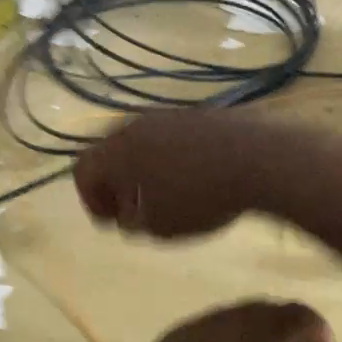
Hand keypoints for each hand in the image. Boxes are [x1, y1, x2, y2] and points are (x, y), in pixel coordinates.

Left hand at [59, 300, 334, 341]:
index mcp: (250, 340)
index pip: (296, 315)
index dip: (318, 332)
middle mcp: (219, 322)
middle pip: (266, 309)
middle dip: (290, 329)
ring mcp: (186, 330)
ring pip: (236, 315)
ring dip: (259, 333)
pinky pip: (210, 328)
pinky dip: (230, 339)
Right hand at [73, 110, 291, 237]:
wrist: (259, 159)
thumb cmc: (200, 198)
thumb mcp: (158, 225)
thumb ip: (132, 221)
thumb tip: (127, 214)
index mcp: (118, 149)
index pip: (82, 170)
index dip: (91, 199)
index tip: (112, 221)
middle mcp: (139, 124)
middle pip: (112, 151)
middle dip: (117, 182)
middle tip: (134, 208)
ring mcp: (172, 116)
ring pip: (144, 143)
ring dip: (145, 170)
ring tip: (166, 197)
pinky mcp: (202, 116)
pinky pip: (174, 138)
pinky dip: (173, 159)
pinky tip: (195, 180)